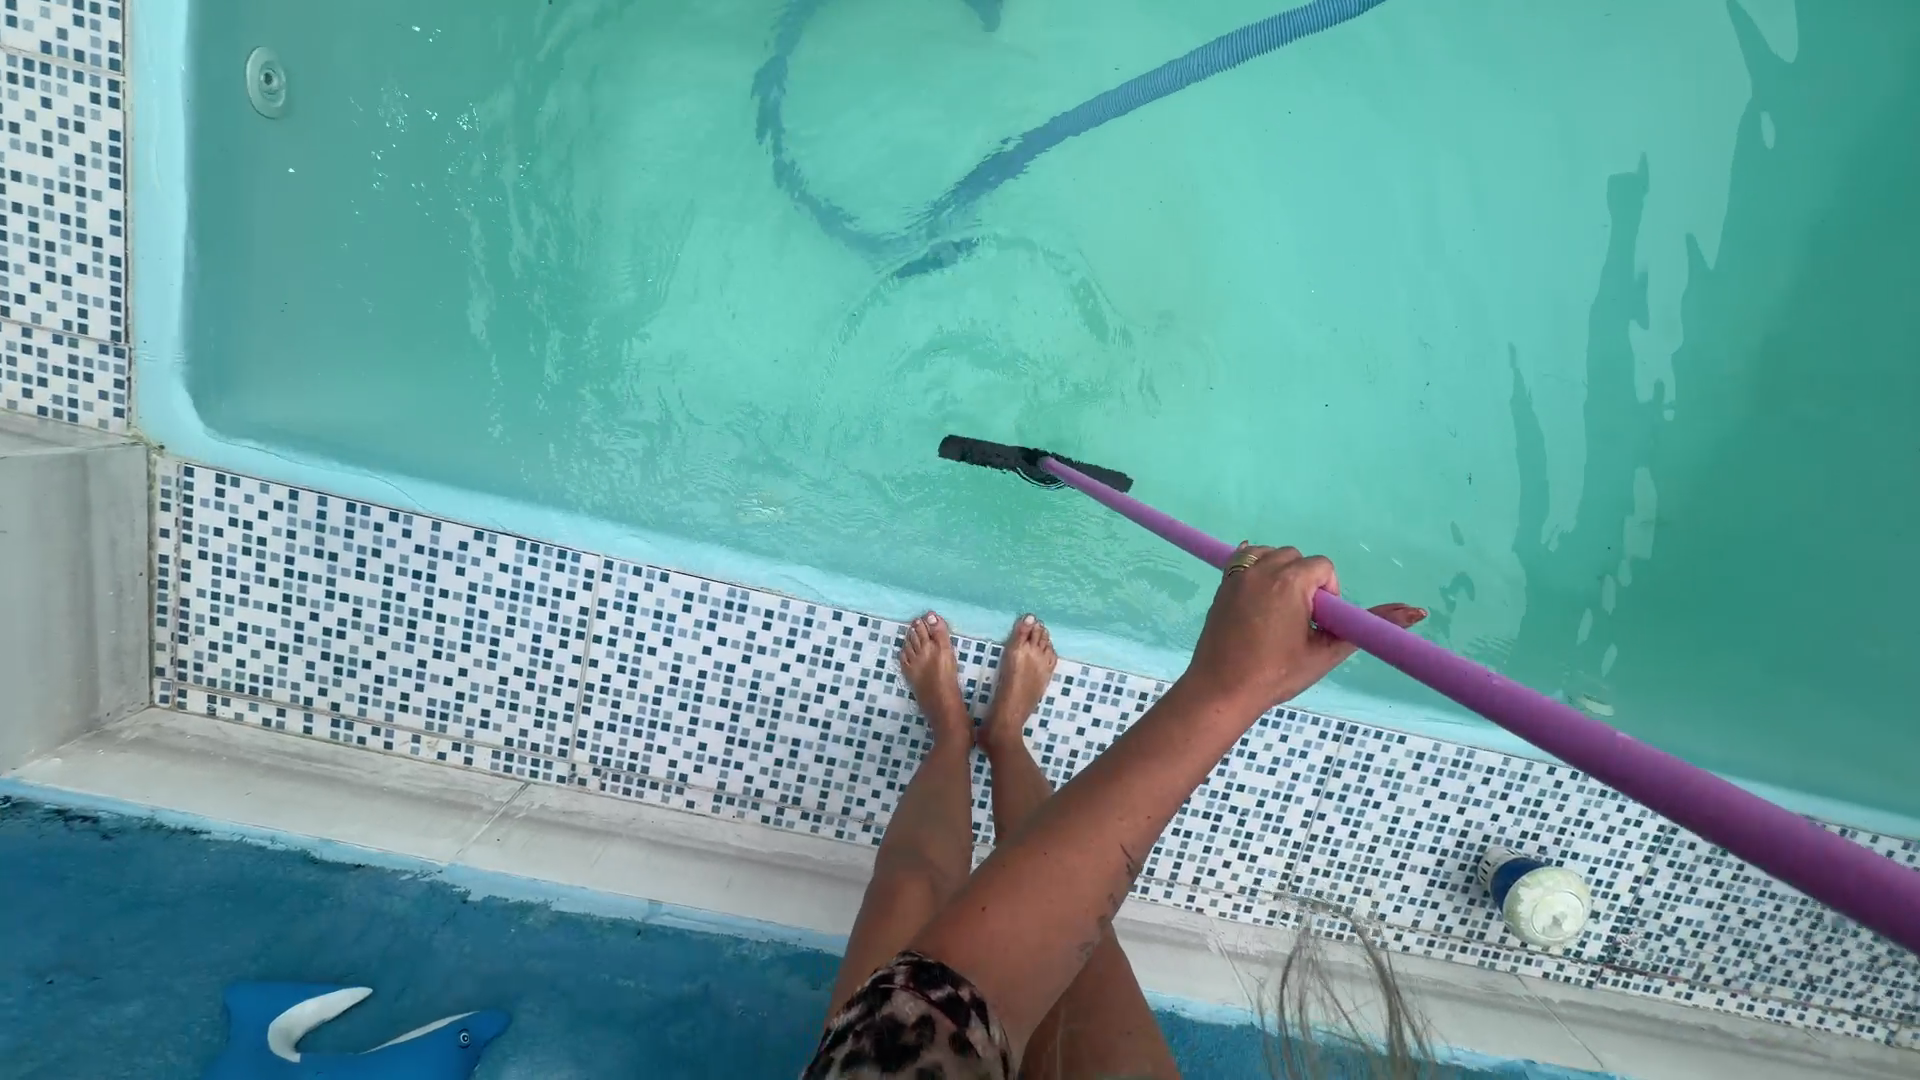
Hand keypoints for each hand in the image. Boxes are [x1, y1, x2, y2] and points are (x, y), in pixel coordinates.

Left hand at [1182, 544, 1426, 714]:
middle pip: (1295, 557)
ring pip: (1268, 554)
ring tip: (1281, 608)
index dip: (1327, 592)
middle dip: (1305, 581)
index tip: (1318, 621)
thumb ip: (1367, 627)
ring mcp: (1236, 576)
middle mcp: (1261, 570)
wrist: (1222, 688)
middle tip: (1301, 617)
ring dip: (1280, 572)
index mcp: (1289, 581)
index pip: (1322, 567)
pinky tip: (1259, 586)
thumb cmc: (1276, 674)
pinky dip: (1253, 566)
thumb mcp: (1327, 651)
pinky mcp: (1221, 586)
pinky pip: (1240, 559)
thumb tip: (1417, 611)